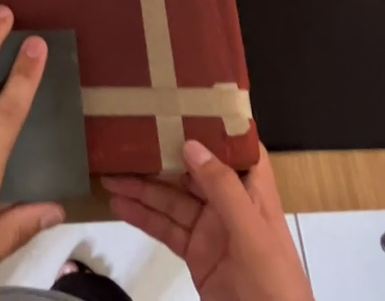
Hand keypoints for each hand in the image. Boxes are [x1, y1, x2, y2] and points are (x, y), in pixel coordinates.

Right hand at [102, 141, 314, 300]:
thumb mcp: (252, 235)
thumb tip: (190, 143)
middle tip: (125, 141)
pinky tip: (120, 207)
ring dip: (143, 188)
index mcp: (252, 192)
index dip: (213, 126)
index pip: (236, 148)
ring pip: (172, 200)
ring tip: (109, 177)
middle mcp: (230, 205)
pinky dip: (143, 217)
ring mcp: (211, 231)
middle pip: (192, 171)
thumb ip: (222, 189)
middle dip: (161, 156)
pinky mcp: (196, 255)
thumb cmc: (275, 287)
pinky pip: (165, 229)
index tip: (182, 103)